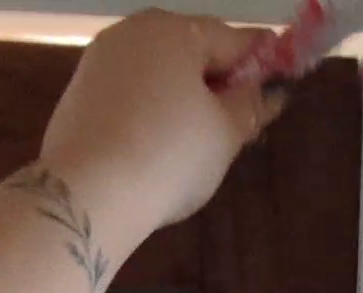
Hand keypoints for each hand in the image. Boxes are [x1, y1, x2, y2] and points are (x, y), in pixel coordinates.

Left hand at [41, 10, 287, 237]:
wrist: (91, 192)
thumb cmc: (170, 155)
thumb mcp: (225, 134)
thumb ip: (250, 106)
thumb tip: (268, 90)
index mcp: (175, 30)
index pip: (234, 39)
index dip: (263, 64)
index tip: (283, 83)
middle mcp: (133, 32)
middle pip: (192, 54)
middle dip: (219, 85)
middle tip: (240, 127)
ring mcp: (100, 61)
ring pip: (160, 76)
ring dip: (187, 102)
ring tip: (200, 146)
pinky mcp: (80, 96)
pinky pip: (133, 98)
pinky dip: (154, 116)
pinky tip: (162, 151)